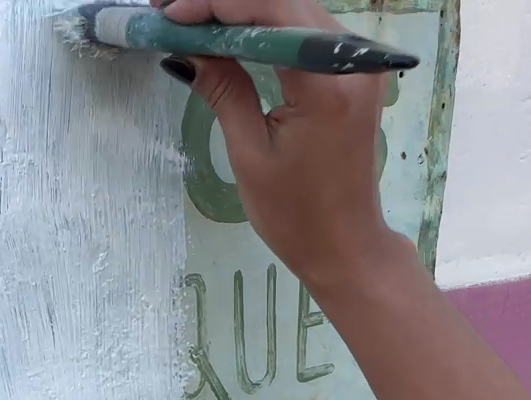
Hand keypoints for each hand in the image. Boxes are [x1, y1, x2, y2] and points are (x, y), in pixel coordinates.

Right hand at [156, 0, 408, 292]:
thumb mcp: (250, 155)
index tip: (171, 13)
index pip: (268, 13)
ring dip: (243, 14)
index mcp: (326, 83)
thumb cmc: (295, 216)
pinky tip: (231, 35)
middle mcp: (353, 59)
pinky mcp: (356, 71)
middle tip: (174, 14)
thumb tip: (187, 52)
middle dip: (224, 4)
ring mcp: (360, 62)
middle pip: (282, 3)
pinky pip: (306, 33)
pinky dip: (266, 29)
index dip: (215, 6)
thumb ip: (225, 92)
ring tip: (194, 23)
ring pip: (293, 12)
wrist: (345, 244)